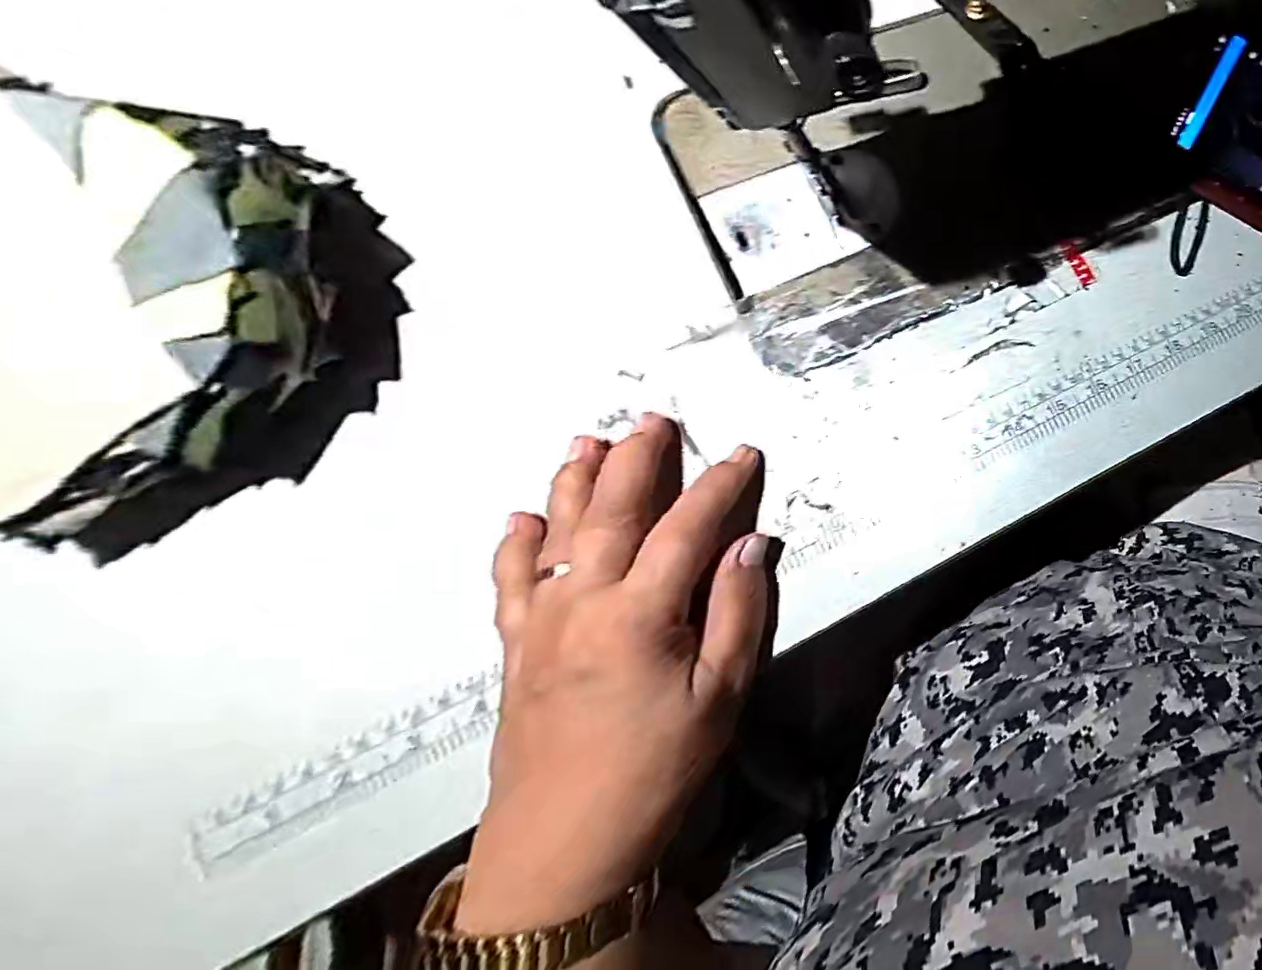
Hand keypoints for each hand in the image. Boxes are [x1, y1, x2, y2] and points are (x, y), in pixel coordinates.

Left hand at [456, 414, 772, 934]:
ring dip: (574, 480)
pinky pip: (512, 580)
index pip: (687, 526)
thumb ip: (738, 611)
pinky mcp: (518, 644)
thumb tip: (750, 544)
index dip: (720, 484)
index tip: (742, 454)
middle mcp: (585, 600)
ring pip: (558, 531)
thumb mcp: (721, 695)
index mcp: (640, 611)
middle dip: (637, 458)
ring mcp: (543, 619)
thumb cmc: (655, 768)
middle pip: (612, 509)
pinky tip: (520, 519)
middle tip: (654, 421)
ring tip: (587, 441)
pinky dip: (516, 543)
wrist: (563, 842)